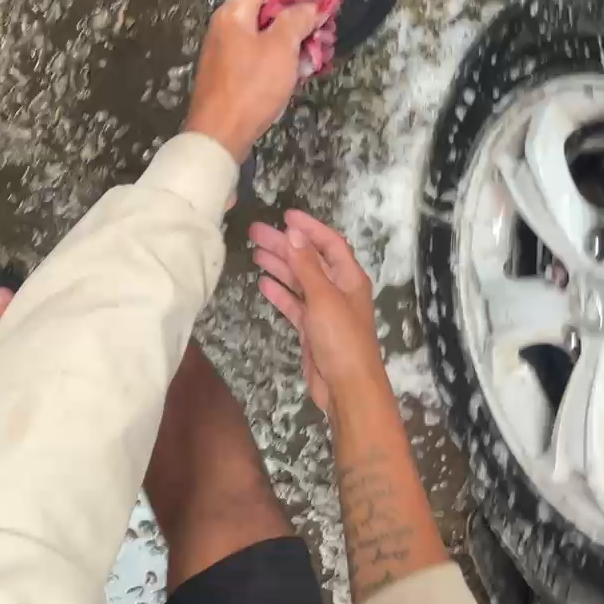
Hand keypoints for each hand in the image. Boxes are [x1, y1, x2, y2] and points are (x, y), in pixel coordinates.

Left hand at [183, 0, 322, 162]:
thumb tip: (308, 6)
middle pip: (262, 8)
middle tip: (318, 30)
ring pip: (261, 35)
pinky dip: (274, 58)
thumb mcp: (281, 48)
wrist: (219, 133)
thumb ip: (296, 20)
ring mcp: (223, 50)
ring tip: (312, 53)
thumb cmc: (252, 86)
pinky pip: (255, 55)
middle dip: (292, 17)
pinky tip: (293, 72)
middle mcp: (224, 26)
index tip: (314, 0)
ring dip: (287, 41)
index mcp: (233, 12)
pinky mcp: (227, 73)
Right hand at [250, 210, 385, 413]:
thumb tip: (295, 234)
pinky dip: (280, 292)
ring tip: (255, 252)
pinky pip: (294, 303)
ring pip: (299, 280)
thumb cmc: (341, 339)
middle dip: (285, 245)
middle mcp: (338, 289)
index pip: (329, 243)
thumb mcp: (323, 297)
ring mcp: (324, 309)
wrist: (347, 387)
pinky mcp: (311, 328)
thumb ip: (307, 266)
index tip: (285, 216)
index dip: (309, 227)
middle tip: (255, 233)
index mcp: (349, 277)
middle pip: (309, 259)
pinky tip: (262, 283)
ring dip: (279, 265)